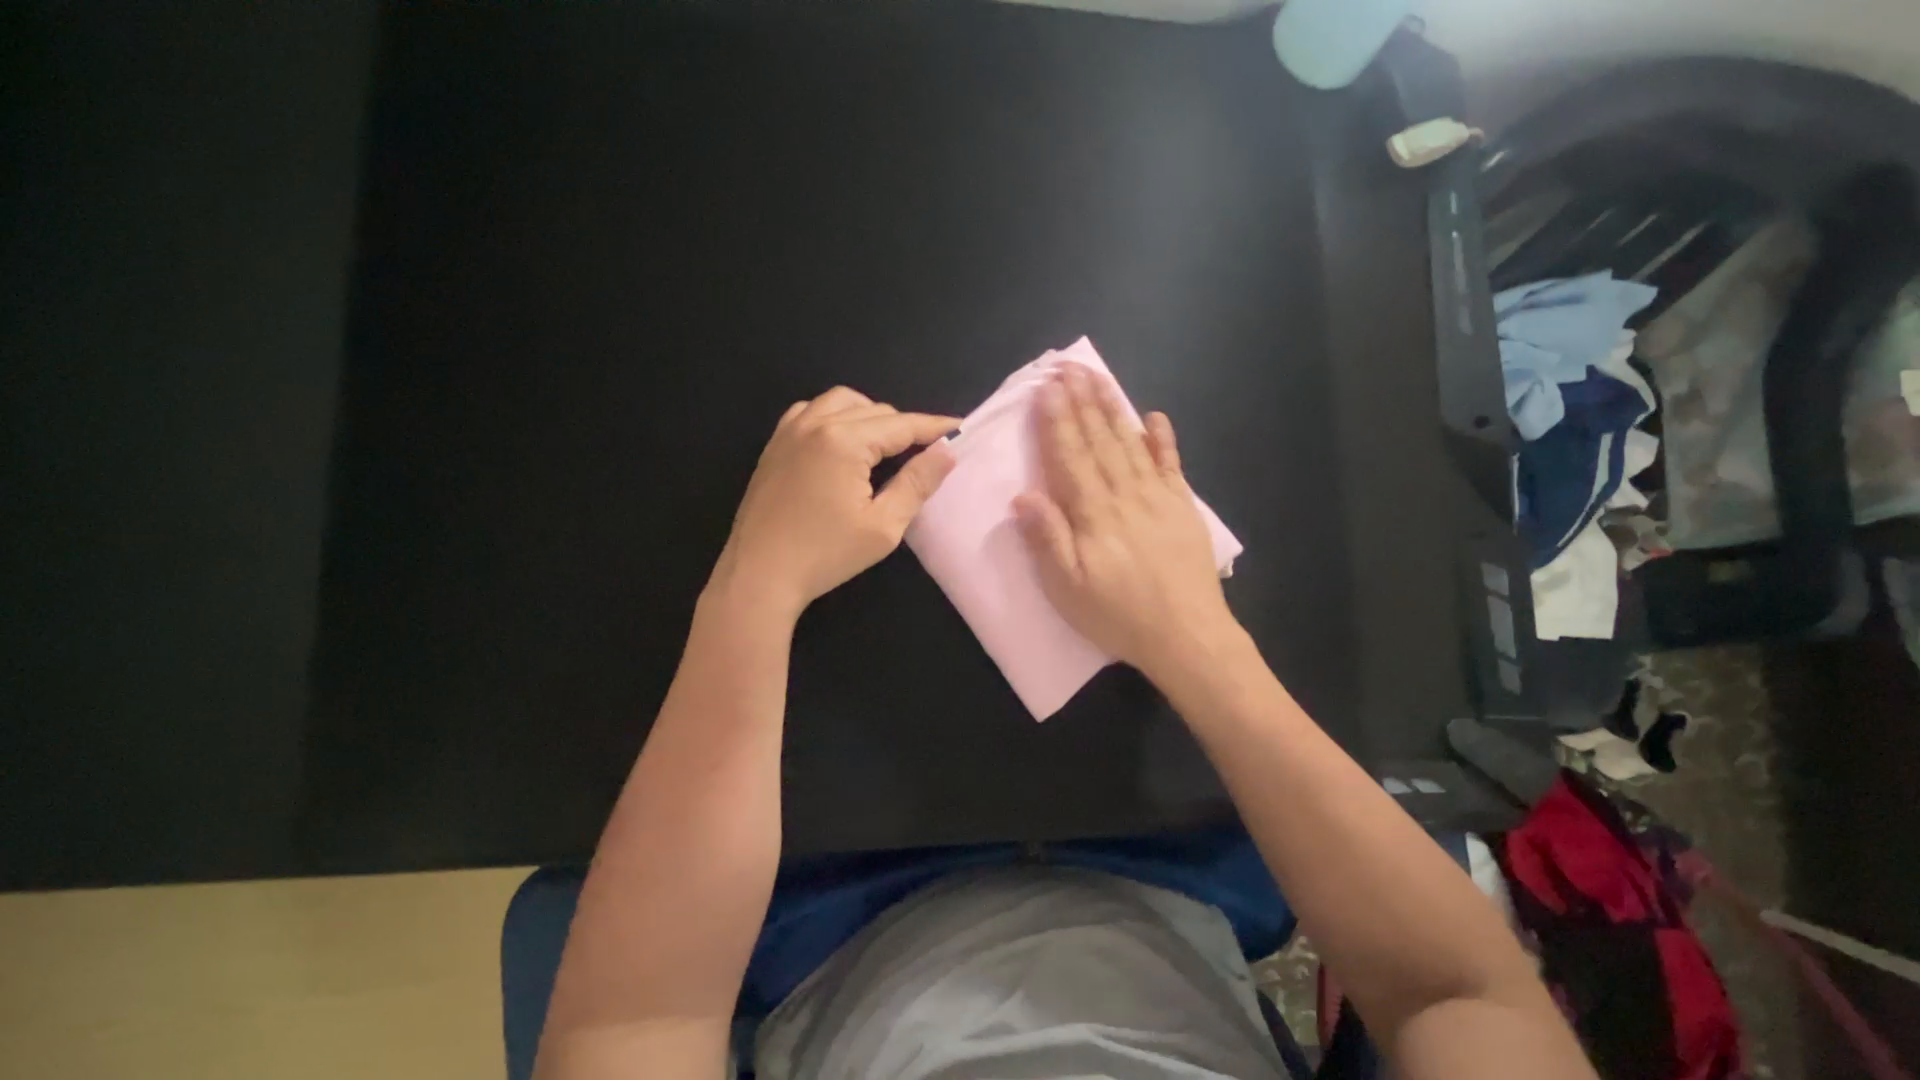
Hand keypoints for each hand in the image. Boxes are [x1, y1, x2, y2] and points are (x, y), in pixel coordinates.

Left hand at [714, 386, 958, 618]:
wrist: (759, 575)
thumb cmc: (825, 555)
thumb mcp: (883, 526)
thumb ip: (917, 483)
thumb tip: (947, 452)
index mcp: (844, 441)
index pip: (902, 425)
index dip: (934, 427)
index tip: (960, 428)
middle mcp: (815, 424)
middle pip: (875, 411)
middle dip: (904, 427)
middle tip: (925, 453)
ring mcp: (789, 431)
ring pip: (841, 402)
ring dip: (869, 416)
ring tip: (885, 446)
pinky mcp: (774, 446)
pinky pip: (810, 412)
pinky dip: (834, 417)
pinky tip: (842, 443)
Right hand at [1014, 365, 1238, 679]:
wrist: (1188, 635)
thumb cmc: (1119, 616)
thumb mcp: (1068, 589)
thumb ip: (1047, 539)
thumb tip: (1023, 495)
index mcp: (1093, 514)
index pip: (1070, 456)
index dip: (1056, 421)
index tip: (1047, 388)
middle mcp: (1125, 495)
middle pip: (1099, 440)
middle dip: (1082, 402)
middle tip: (1068, 367)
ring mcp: (1158, 498)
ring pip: (1130, 443)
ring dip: (1113, 409)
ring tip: (1098, 378)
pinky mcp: (1182, 508)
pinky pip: (1171, 464)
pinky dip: (1161, 439)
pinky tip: (1153, 416)